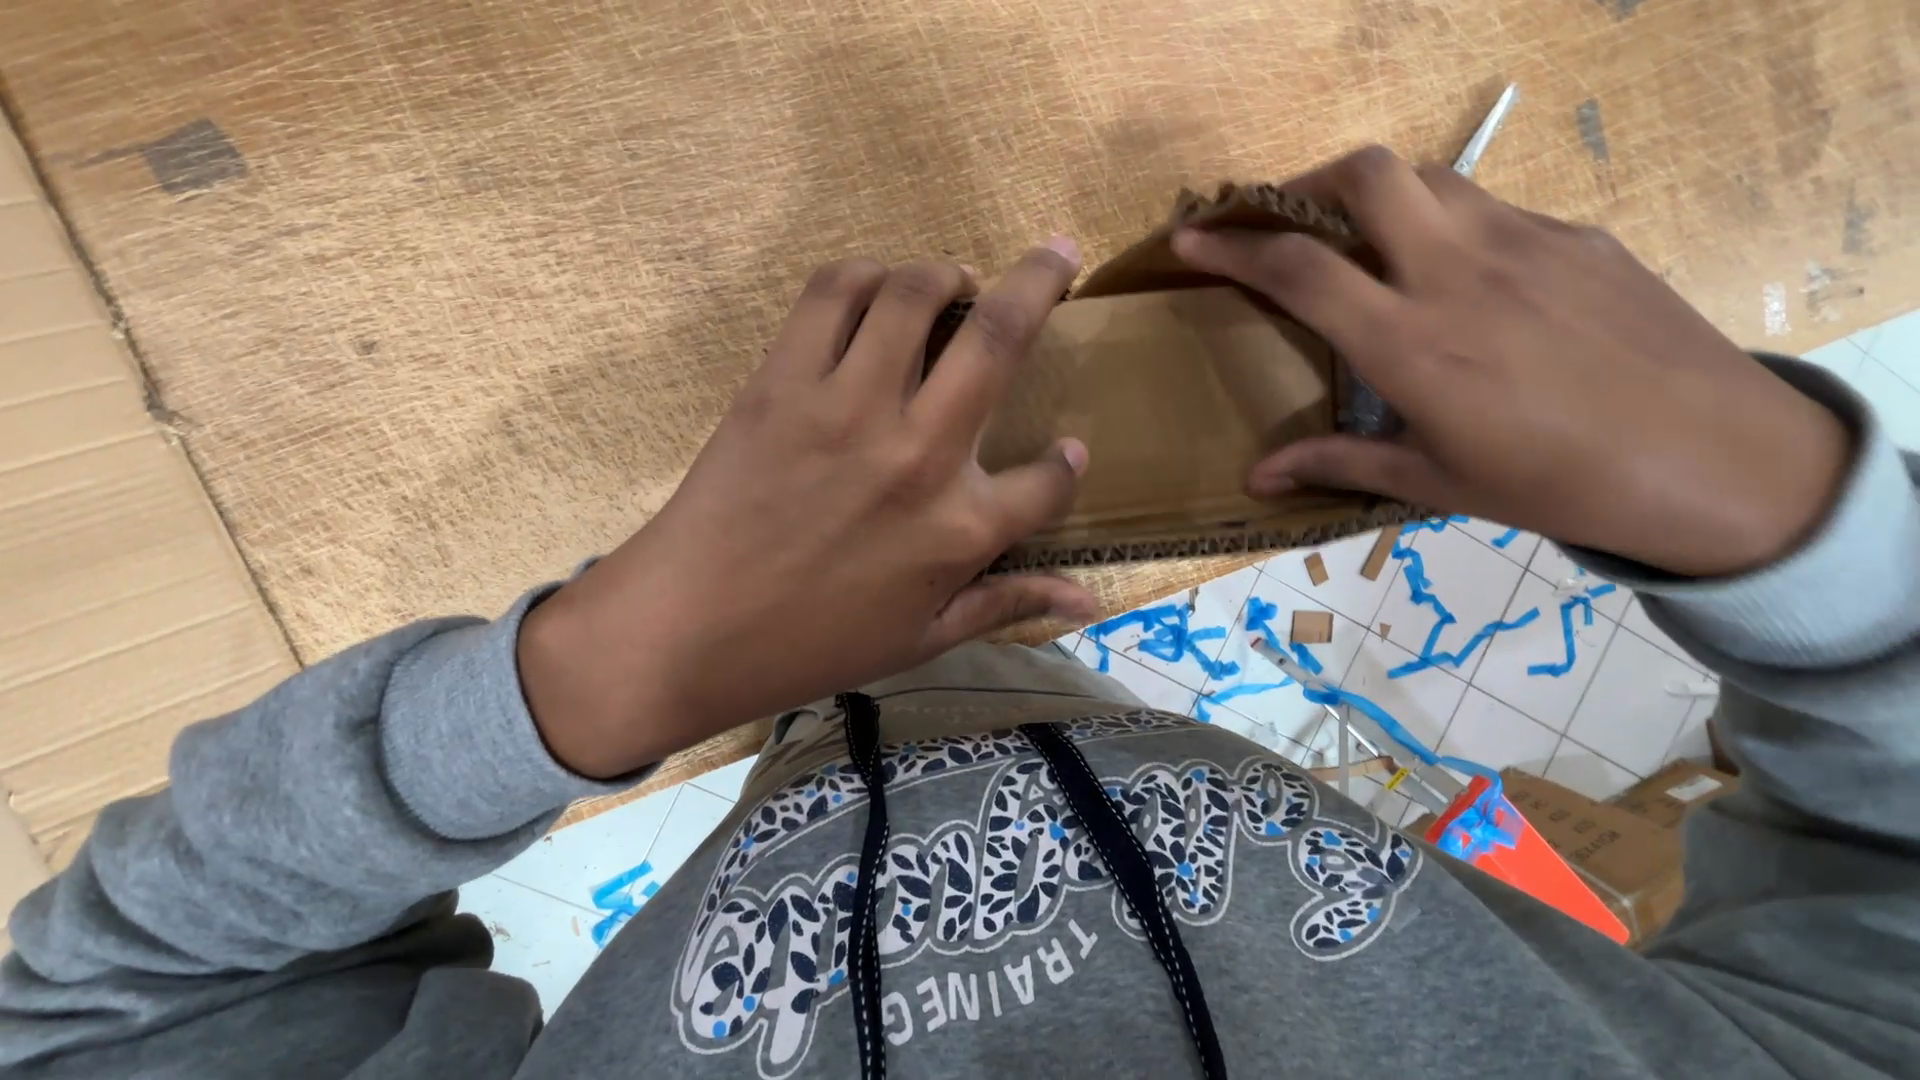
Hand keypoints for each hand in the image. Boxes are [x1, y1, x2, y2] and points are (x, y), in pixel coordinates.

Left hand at [517, 242, 1095, 777]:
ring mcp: (848, 408)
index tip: (1066, 451)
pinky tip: (876, 293)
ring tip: (955, 281)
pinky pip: (832, 295)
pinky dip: (865, 277)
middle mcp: (919, 452)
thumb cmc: (811, 646)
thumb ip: (1008, 605)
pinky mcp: (782, 382)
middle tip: (1058, 253)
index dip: (1068, 464)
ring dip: (947, 272)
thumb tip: (1092, 601)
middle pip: (1002, 339)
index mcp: (960, 529)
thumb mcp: (922, 639)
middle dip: (1043, 280)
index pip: (1049, 480)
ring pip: (915, 294)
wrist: (688, 631)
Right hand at [1172, 146, 1849, 578]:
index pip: (1300, 270)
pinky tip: (1457, 279)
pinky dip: (1444, 226)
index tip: (1191, 236)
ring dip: (1377, 198)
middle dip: (1306, 184)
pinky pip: (1489, 210)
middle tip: (1283, 221)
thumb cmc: (1552, 485)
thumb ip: (1336, 464)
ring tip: (1363, 244)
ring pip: (1430, 180)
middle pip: (1367, 175)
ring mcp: (1526, 242)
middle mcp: (1459, 273)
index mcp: (1410, 344)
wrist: (1716, 461)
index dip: (1234, 245)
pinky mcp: (1577, 237)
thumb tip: (1256, 479)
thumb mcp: (1431, 482)